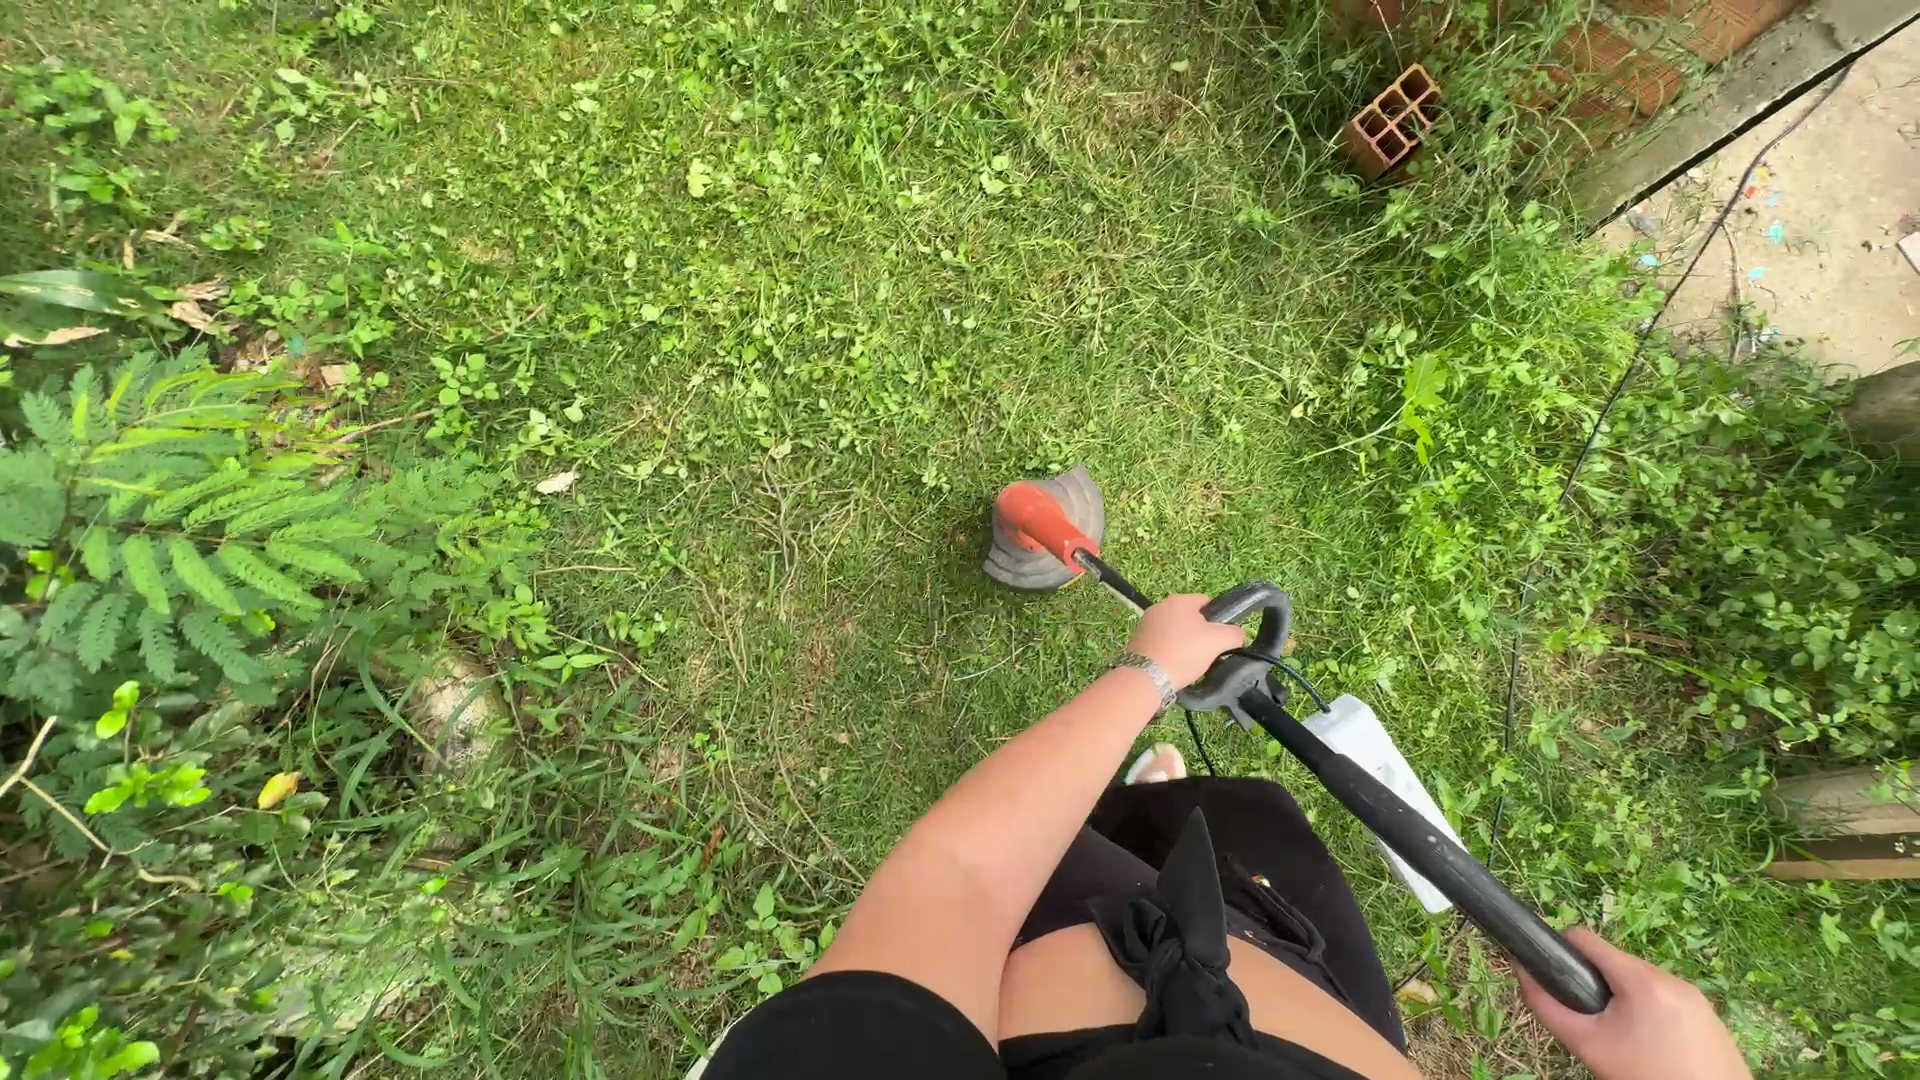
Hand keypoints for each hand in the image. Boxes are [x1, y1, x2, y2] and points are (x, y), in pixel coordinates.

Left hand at [1127, 594, 1247, 688]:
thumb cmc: (1185, 652)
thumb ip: (1234, 634)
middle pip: (1189, 617)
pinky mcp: (1137, 638)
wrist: (1148, 675)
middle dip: (1200, 632)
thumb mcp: (1219, 641)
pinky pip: (1161, 641)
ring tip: (1190, 661)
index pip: (1206, 602)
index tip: (1221, 637)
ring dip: (1184, 642)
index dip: (1218, 618)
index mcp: (1179, 600)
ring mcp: (1146, 622)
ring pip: (1175, 630)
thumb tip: (1237, 634)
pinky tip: (1173, 664)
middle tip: (1207, 651)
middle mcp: (1160, 606)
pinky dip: (1169, 650)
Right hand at [1519, 927, 1749, 1079]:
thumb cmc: (1646, 1078)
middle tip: (1594, 1022)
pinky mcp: (1712, 1018)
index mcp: (1643, 979)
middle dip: (1595, 983)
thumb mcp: (1586, 1045)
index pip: (1584, 938)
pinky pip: (1665, 998)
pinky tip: (1652, 1045)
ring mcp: (1697, 999)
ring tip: (1624, 1037)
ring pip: (1638, 980)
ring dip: (1622, 997)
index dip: (1560, 952)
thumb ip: (1545, 1004)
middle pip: (1612, 961)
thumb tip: (1520, 968)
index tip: (1558, 981)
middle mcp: (1673, 979)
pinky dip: (1649, 1011)